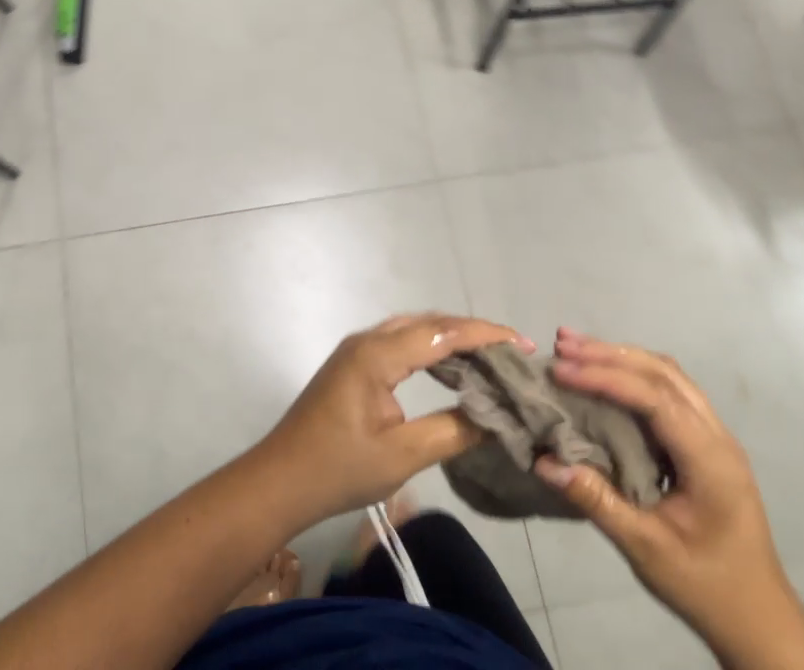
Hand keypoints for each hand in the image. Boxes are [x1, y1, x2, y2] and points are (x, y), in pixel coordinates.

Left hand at [256, 314, 532, 520]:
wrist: (281, 480)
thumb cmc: (339, 470)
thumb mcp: (403, 455)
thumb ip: (452, 431)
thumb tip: (496, 415)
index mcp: (376, 356)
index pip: (441, 333)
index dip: (485, 335)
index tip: (523, 345)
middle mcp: (366, 342)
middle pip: (428, 323)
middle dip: (472, 333)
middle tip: (512, 354)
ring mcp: (356, 352)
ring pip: (413, 330)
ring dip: (451, 339)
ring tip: (491, 360)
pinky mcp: (353, 366)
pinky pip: (400, 344)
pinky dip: (431, 349)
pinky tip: (451, 370)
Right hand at [533, 330, 803, 669]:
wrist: (756, 616)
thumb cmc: (703, 583)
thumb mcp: (646, 548)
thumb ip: (597, 501)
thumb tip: (545, 461)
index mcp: (709, 460)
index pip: (655, 398)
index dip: (605, 377)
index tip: (559, 369)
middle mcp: (717, 437)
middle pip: (664, 374)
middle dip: (610, 354)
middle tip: (561, 343)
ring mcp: (716, 439)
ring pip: (670, 377)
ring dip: (622, 358)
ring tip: (575, 349)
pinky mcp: (706, 446)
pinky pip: (670, 393)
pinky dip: (634, 376)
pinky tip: (604, 378)